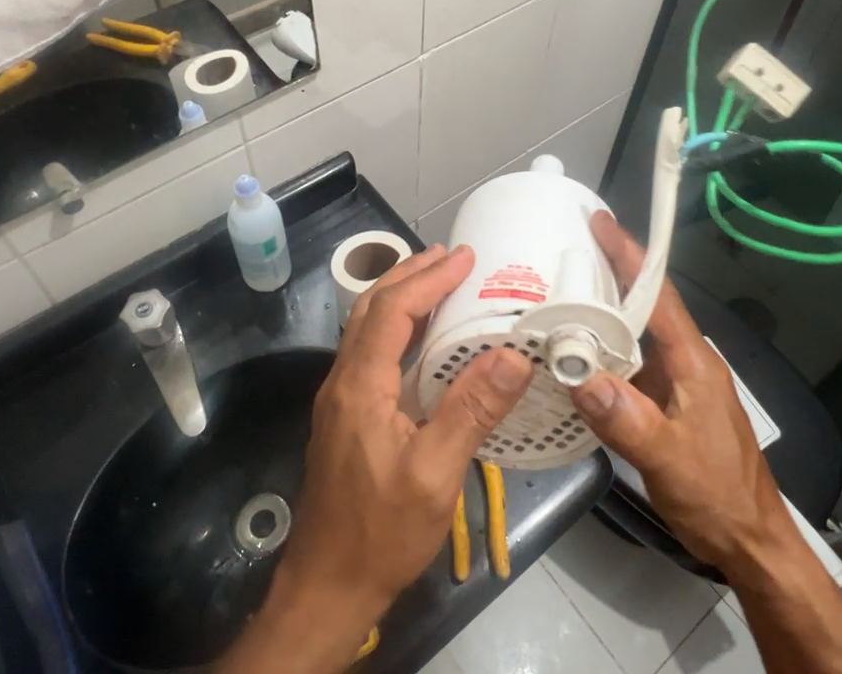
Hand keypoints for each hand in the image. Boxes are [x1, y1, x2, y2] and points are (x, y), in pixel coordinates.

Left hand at [218, 244, 534, 672]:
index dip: (428, 280)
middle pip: (370, 310)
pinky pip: (369, 354)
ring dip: (400, 299)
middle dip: (410, 276)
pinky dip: (397, 330)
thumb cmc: (383, 531)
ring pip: (365, 330)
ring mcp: (340, 401)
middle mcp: (342, 383)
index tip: (465, 260)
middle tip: (451, 258)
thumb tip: (513, 355)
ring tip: (439, 283)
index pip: (392, 311)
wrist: (329, 583)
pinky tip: (423, 341)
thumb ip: (471, 410)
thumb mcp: (436, 473)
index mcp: (360, 386)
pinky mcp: (346, 418)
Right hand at [568, 212, 792, 576]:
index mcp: (693, 363)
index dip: (631, 257)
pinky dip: (602, 350)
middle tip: (566, 247)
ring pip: (636, 334)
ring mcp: (677, 383)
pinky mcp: (666, 403)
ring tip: (559, 291)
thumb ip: (627, 420)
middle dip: (611, 272)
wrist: (749, 538)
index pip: (660, 297)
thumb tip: (579, 376)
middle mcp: (686, 363)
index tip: (600, 224)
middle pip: (646, 305)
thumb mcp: (669, 461)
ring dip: (603, 311)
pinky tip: (573, 354)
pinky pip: (631, 364)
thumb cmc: (717, 494)